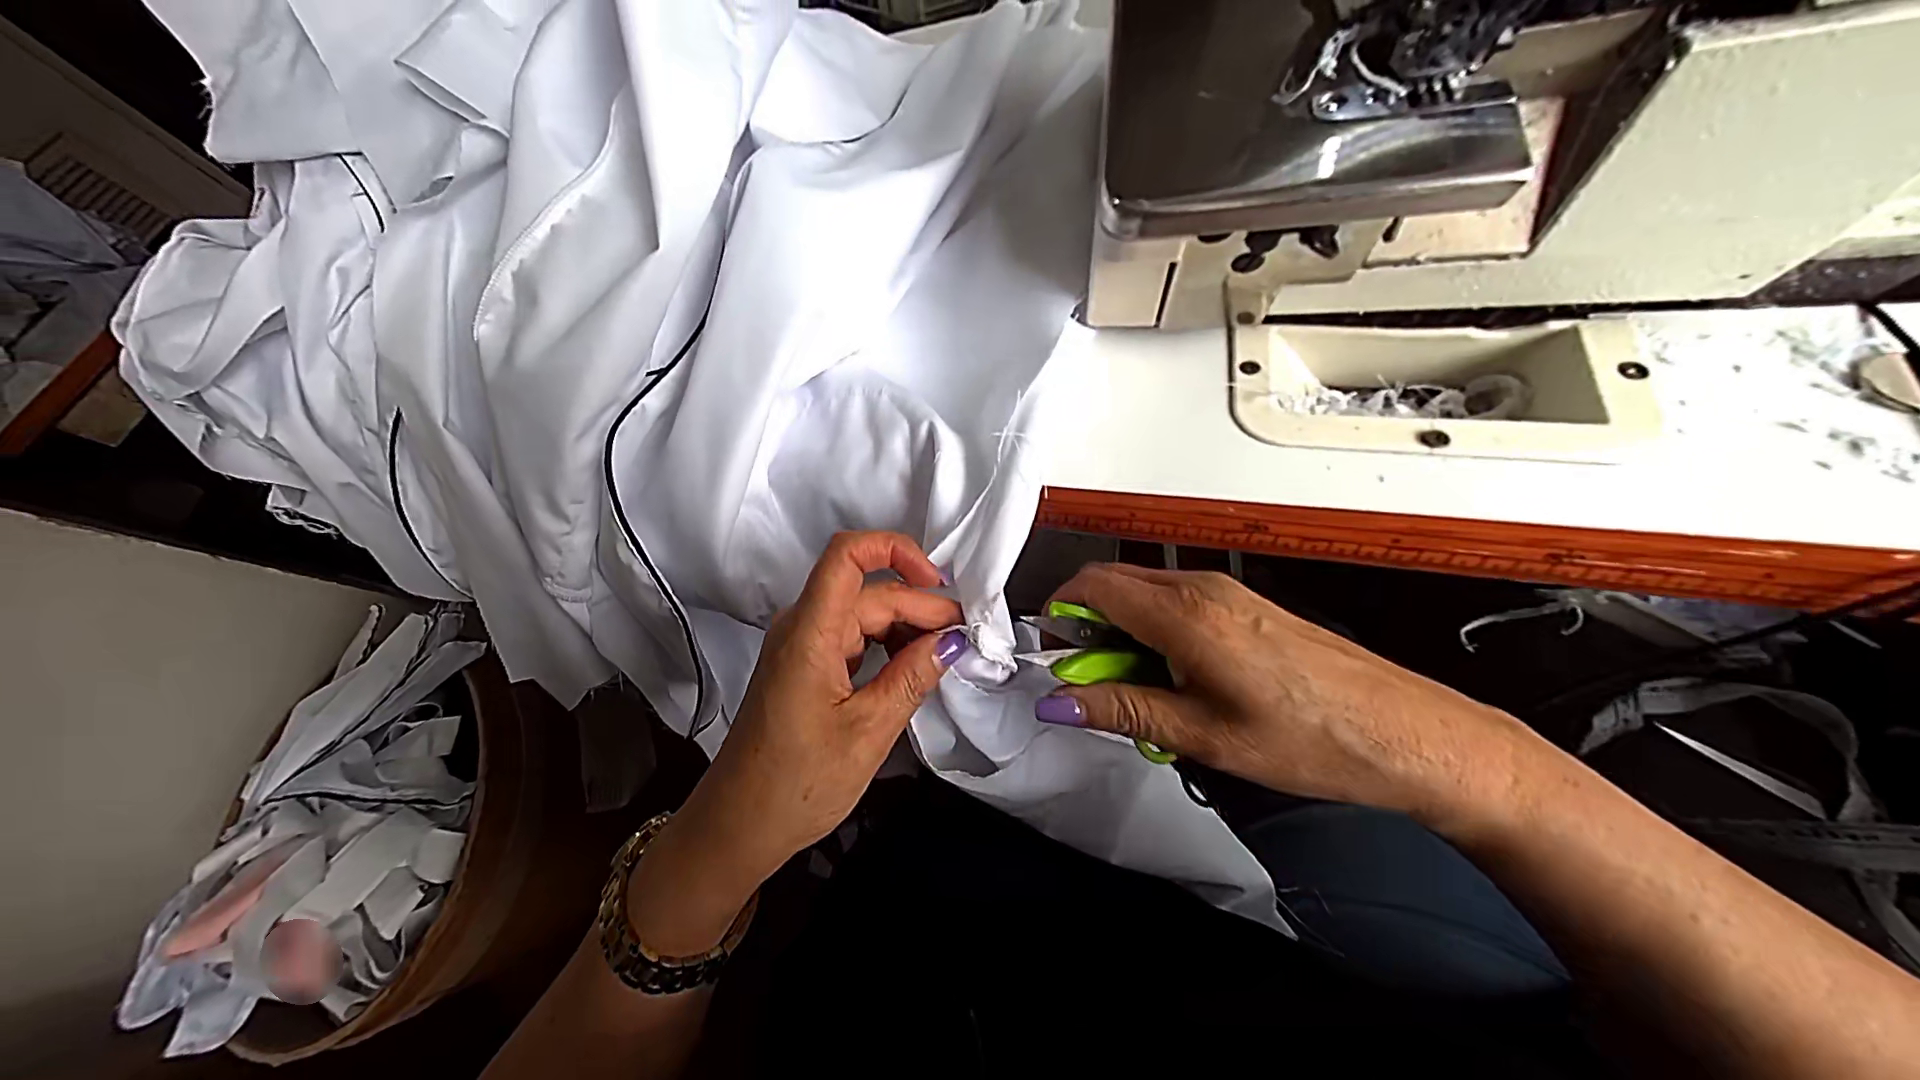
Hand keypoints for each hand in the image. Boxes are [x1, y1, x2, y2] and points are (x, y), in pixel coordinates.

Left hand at [627, 532, 967, 952]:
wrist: (739, 826)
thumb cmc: (795, 785)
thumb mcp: (868, 731)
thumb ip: (912, 677)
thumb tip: (950, 641)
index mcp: (810, 634)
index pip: (847, 555)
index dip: (896, 550)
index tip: (938, 582)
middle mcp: (802, 627)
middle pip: (868, 591)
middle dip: (920, 606)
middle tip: (963, 637)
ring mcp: (802, 645)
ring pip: (864, 613)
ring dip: (907, 626)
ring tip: (945, 653)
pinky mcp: (807, 665)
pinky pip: (854, 637)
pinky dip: (889, 644)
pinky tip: (915, 665)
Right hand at [1033, 564, 1533, 820]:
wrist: (1412, 736)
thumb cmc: (1320, 738)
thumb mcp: (1202, 735)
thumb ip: (1121, 709)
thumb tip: (1064, 701)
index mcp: (1187, 615)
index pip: (1092, 585)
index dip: (1059, 613)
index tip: (1053, 652)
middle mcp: (1205, 590)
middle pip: (1114, 584)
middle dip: (1087, 627)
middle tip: (1089, 683)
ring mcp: (1229, 594)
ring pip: (1145, 594)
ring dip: (1122, 634)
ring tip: (1137, 692)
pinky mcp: (1246, 608)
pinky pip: (1178, 604)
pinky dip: (1155, 635)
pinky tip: (1175, 683)